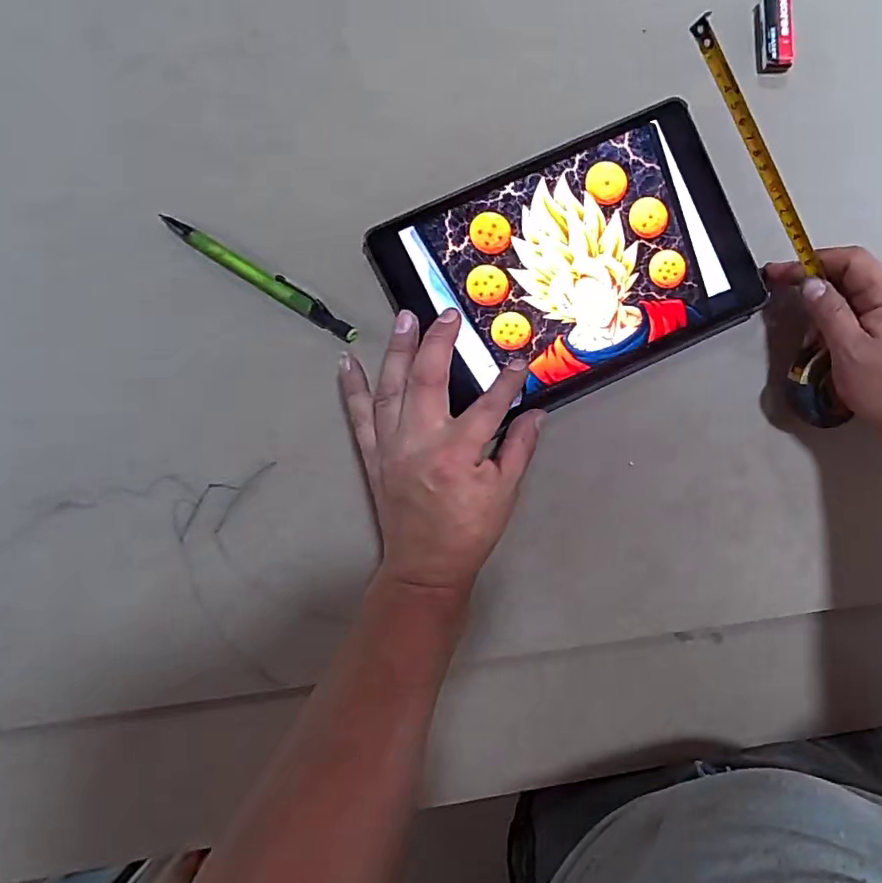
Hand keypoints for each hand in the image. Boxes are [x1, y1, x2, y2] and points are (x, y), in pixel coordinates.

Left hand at [340, 308, 543, 597]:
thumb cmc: (469, 532)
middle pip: (428, 379)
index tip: (519, 361)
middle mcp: (419, 442)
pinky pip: (359, 415)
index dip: (507, 382)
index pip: (488, 405)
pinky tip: (346, 361)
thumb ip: (519, 449)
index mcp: (456, 454)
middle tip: (447, 314)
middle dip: (439, 342)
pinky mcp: (374, 455)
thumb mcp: (504, 494)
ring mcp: (390, 446)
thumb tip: (535, 414)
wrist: (424, 568)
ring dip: (398, 350)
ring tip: (405, 318)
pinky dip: (352, 387)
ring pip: (391, 388)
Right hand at [765, 246, 881, 441]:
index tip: (784, 273)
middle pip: (855, 277)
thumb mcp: (849, 349)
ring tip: (810, 333)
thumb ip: (828, 312)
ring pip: (858, 299)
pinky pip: (865, 317)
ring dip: (828, 307)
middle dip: (818, 284)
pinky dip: (842, 322)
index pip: (852, 261)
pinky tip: (829, 342)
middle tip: (788, 296)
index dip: (815, 261)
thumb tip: (810, 284)